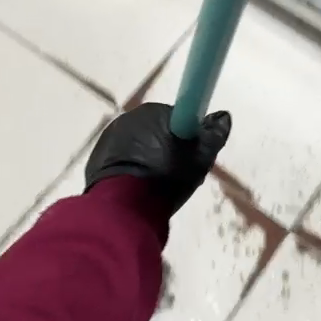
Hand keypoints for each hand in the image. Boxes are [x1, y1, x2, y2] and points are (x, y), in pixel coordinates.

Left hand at [84, 104, 231, 217]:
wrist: (124, 207)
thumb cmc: (166, 178)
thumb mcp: (199, 159)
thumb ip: (213, 135)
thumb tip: (223, 116)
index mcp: (153, 112)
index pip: (176, 118)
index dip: (185, 135)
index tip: (188, 155)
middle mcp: (129, 119)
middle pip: (155, 130)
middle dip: (165, 146)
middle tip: (175, 174)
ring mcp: (109, 138)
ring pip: (136, 145)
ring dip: (146, 158)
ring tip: (154, 186)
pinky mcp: (96, 158)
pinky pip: (119, 160)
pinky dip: (128, 170)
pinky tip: (136, 190)